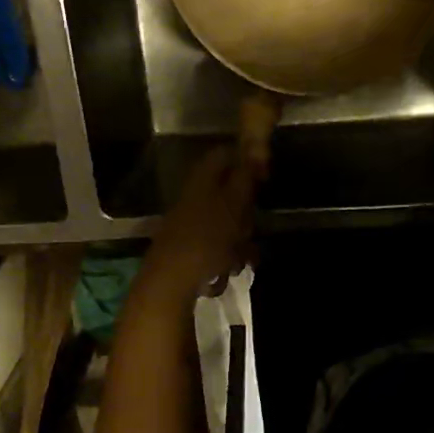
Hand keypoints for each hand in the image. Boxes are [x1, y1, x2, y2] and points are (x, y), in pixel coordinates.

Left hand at [145, 144, 263, 296]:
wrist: (169, 282)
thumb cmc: (207, 238)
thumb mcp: (234, 203)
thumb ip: (245, 176)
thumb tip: (255, 150)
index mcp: (202, 181)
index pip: (224, 155)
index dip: (245, 161)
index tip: (264, 178)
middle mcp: (194, 197)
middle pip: (228, 192)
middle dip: (245, 212)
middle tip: (249, 227)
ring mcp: (189, 224)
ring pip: (226, 223)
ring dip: (239, 240)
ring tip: (241, 258)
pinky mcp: (188, 248)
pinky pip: (216, 246)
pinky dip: (226, 258)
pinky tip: (224, 274)